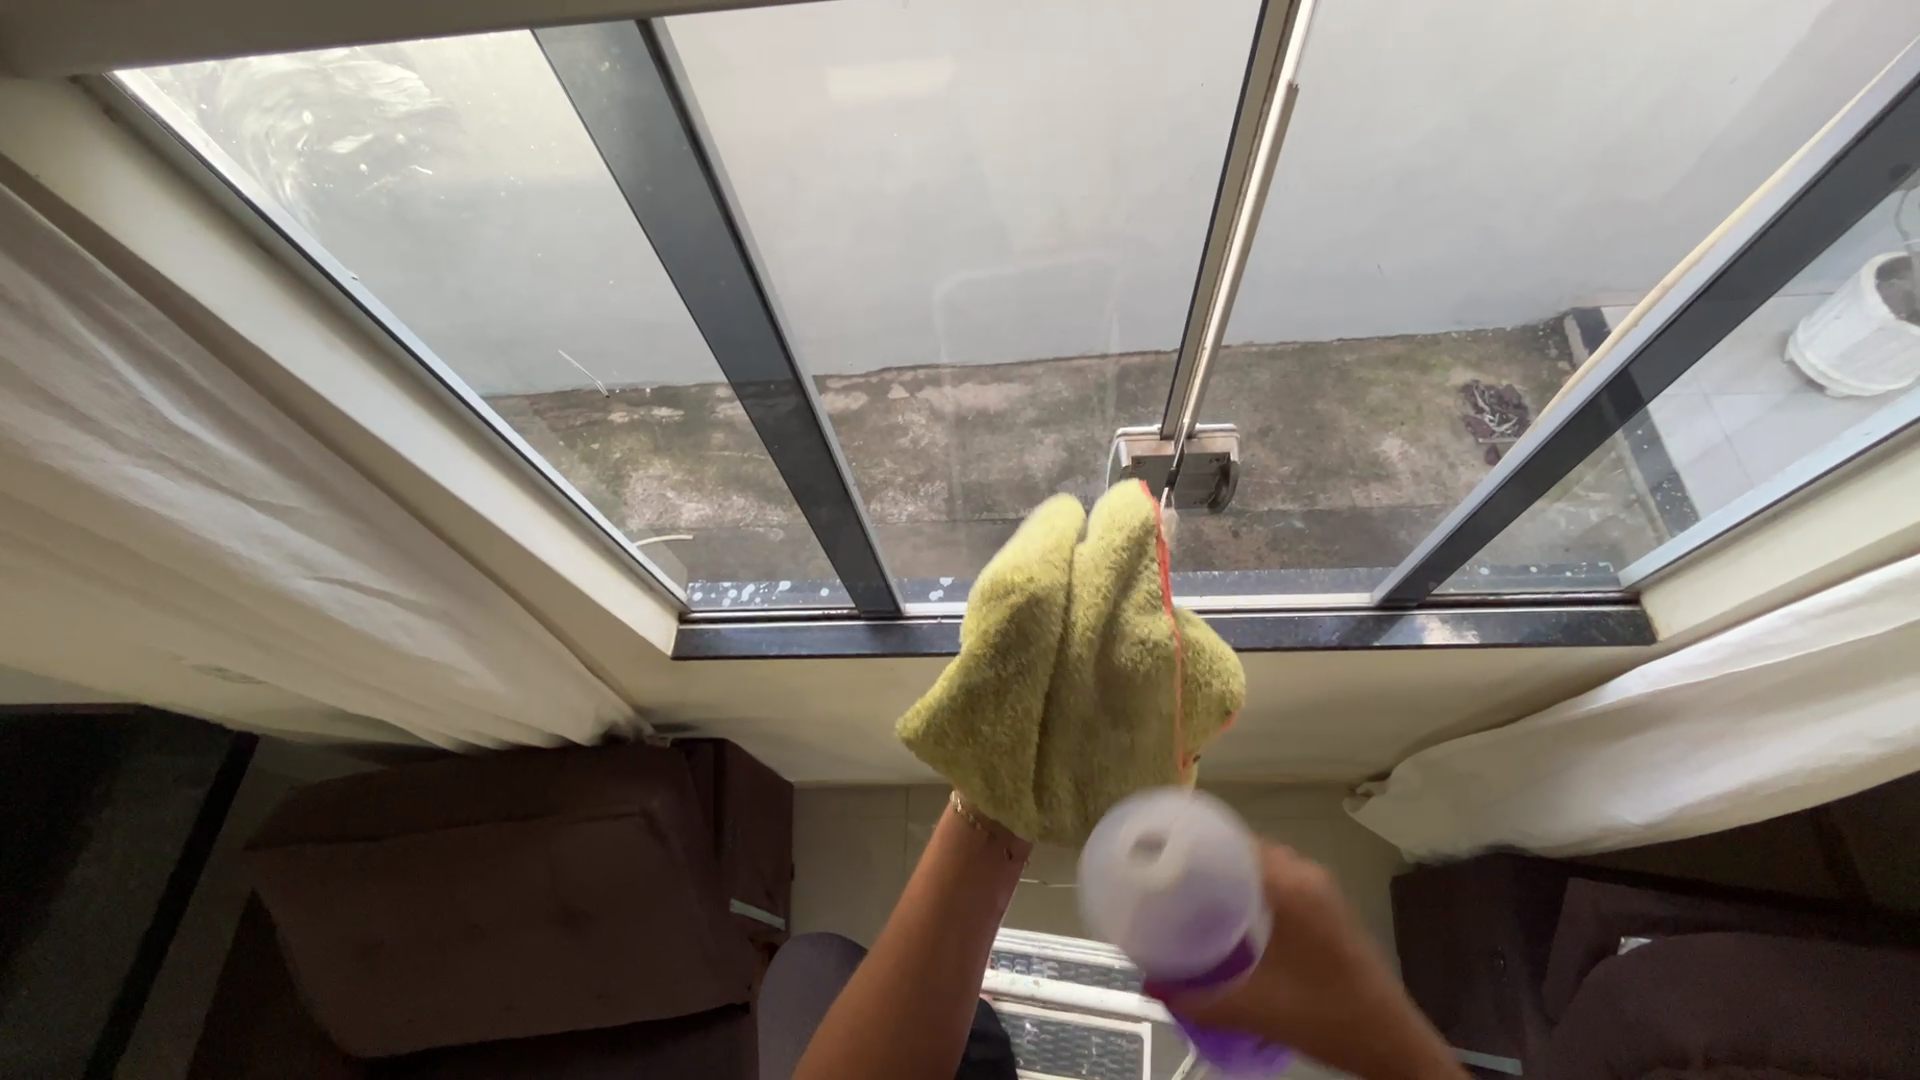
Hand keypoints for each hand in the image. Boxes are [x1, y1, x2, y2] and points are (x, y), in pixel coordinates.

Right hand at [1153, 844, 1465, 1079]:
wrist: (1392, 1045)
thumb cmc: (1322, 1014)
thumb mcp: (1252, 1009)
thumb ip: (1196, 999)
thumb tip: (1150, 986)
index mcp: (1288, 885)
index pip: (1231, 840)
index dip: (1193, 840)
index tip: (1160, 850)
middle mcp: (1306, 875)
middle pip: (1247, 847)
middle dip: (1209, 856)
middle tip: (1171, 874)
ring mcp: (1324, 889)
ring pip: (1267, 862)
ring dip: (1235, 870)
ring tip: (1198, 891)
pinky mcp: (1333, 907)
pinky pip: (1285, 877)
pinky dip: (1257, 883)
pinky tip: (1238, 912)